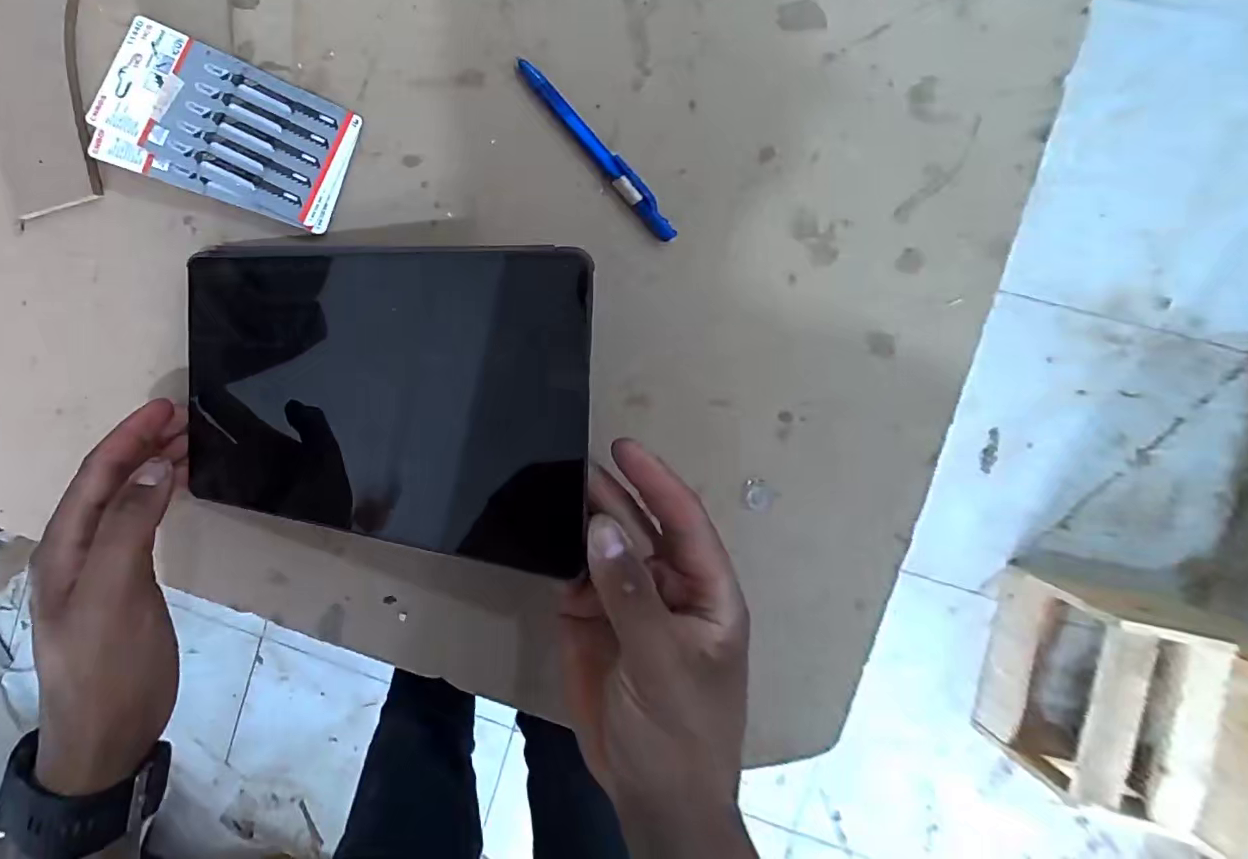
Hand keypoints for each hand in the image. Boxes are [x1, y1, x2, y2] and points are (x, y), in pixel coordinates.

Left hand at [28, 399, 188, 794]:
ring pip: (126, 498)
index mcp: (65, 547)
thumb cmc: (108, 666)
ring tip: (190, 440)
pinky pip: (141, 521)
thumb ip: (130, 528)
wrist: (109, 735)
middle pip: (109, 481)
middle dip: (142, 443)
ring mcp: (102, 565)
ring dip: (153, 465)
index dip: (128, 437)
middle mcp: (78, 548)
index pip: (96, 476)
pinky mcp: (127, 580)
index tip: (165, 407)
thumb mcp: (115, 594)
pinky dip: (160, 494)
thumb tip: (155, 468)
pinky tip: (178, 485)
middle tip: (187, 417)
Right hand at [559, 439, 754, 856]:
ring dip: (580, 523)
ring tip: (549, 494)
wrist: (653, 800)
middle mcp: (668, 586)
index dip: (656, 481)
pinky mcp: (595, 621)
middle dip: (609, 495)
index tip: (623, 447)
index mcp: (705, 591)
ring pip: (605, 548)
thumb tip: (602, 527)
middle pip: (639, 527)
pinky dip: (561, 560)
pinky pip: (577, 576)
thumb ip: (631, 595)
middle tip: (570, 464)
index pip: (683, 521)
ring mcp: (629, 603)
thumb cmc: (679, 734)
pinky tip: (543, 544)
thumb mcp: (662, 663)